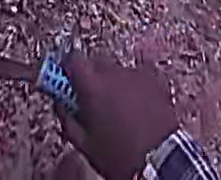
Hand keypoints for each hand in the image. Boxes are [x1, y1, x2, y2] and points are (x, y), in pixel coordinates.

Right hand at [55, 50, 178, 179]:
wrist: (160, 162)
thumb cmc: (120, 157)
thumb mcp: (85, 144)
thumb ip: (67, 117)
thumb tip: (59, 101)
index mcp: (92, 86)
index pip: (72, 59)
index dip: (67, 68)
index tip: (64, 80)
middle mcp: (112, 72)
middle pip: (94, 62)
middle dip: (89, 76)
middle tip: (90, 100)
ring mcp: (134, 72)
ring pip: (116, 69)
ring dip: (111, 82)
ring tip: (116, 109)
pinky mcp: (153, 77)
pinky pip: (138, 72)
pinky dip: (133, 83)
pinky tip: (135, 102)